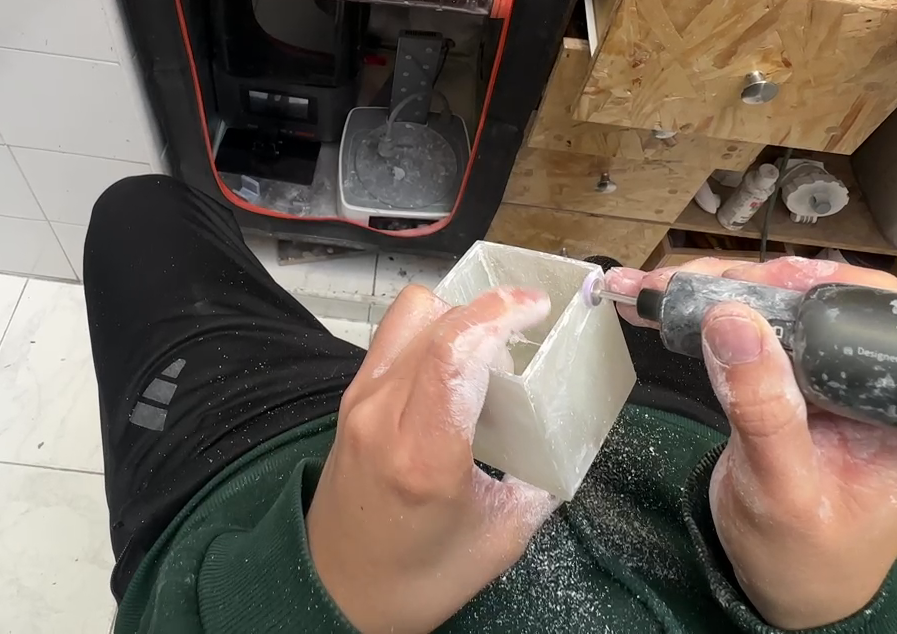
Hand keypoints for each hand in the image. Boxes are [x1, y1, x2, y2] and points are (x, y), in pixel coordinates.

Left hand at [306, 285, 558, 633]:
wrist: (335, 590)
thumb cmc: (417, 577)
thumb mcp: (499, 538)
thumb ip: (537, 478)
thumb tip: (561, 426)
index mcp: (424, 453)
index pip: (454, 349)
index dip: (499, 311)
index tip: (537, 306)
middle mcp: (383, 412)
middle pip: (438, 320)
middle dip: (490, 311)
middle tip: (522, 335)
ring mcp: (360, 396)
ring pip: (412, 313)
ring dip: (458, 314)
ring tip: (486, 349)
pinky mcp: (351, 392)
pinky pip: (395, 331)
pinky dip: (432, 326)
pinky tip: (453, 361)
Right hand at [609, 257, 896, 629]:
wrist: (782, 588)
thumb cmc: (803, 559)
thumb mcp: (783, 492)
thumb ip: (763, 411)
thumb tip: (732, 320)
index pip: (876, 316)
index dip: (814, 288)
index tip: (750, 287)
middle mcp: (871, 381)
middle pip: (814, 298)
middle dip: (742, 282)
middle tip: (682, 285)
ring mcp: (827, 375)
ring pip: (773, 304)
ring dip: (710, 289)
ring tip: (656, 288)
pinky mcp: (789, 375)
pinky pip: (747, 326)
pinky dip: (700, 311)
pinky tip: (659, 301)